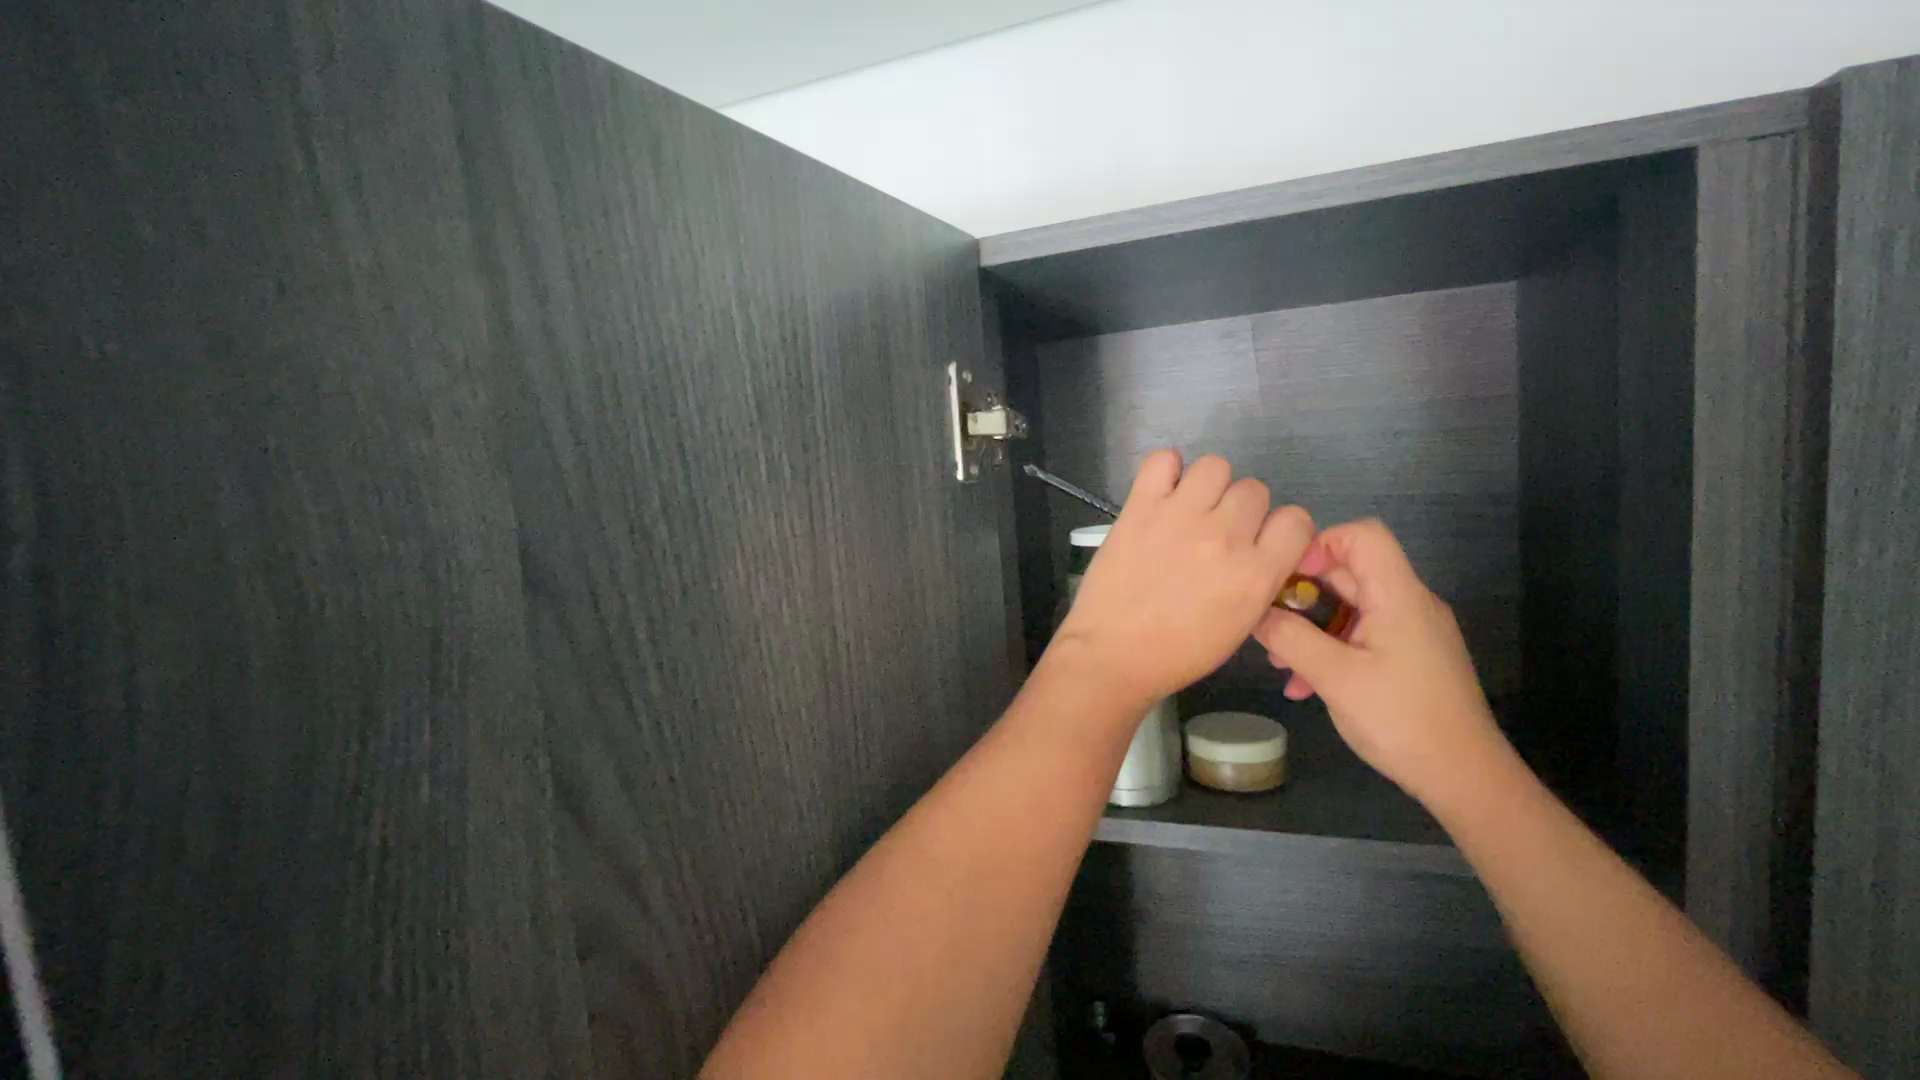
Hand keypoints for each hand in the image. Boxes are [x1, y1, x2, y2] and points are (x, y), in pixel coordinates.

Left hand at [1050, 450, 1314, 711]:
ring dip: (1208, 486)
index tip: (1261, 541)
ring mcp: (1181, 516)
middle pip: (1254, 490)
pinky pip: (1163, 460)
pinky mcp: (1140, 507)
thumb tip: (1263, 554)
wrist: (1113, 655)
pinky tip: (1161, 493)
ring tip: (1189, 511)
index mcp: (1256, 573)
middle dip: (1240, 511)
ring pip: (1216, 466)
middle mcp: (1225, 536)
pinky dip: (1166, 469)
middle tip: (1216, 533)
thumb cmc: (1177, 654)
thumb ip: (1260, 582)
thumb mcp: (1240, 626)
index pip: (1296, 520)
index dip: (1282, 529)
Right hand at [1251, 519, 1509, 802]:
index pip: (1361, 535)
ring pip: (1351, 609)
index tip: (1286, 580)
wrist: (1464, 776)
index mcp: (1398, 596)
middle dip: (1303, 597)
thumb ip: (1290, 638)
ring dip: (1311, 629)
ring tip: (1282, 664)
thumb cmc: (1399, 719)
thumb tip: (1254, 612)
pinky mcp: (1411, 658)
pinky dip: (1331, 649)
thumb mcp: (1334, 677)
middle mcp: (1410, 604)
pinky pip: (1363, 636)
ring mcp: (1412, 632)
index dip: (1318, 544)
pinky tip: (1307, 685)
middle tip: (1269, 628)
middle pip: (1350, 573)